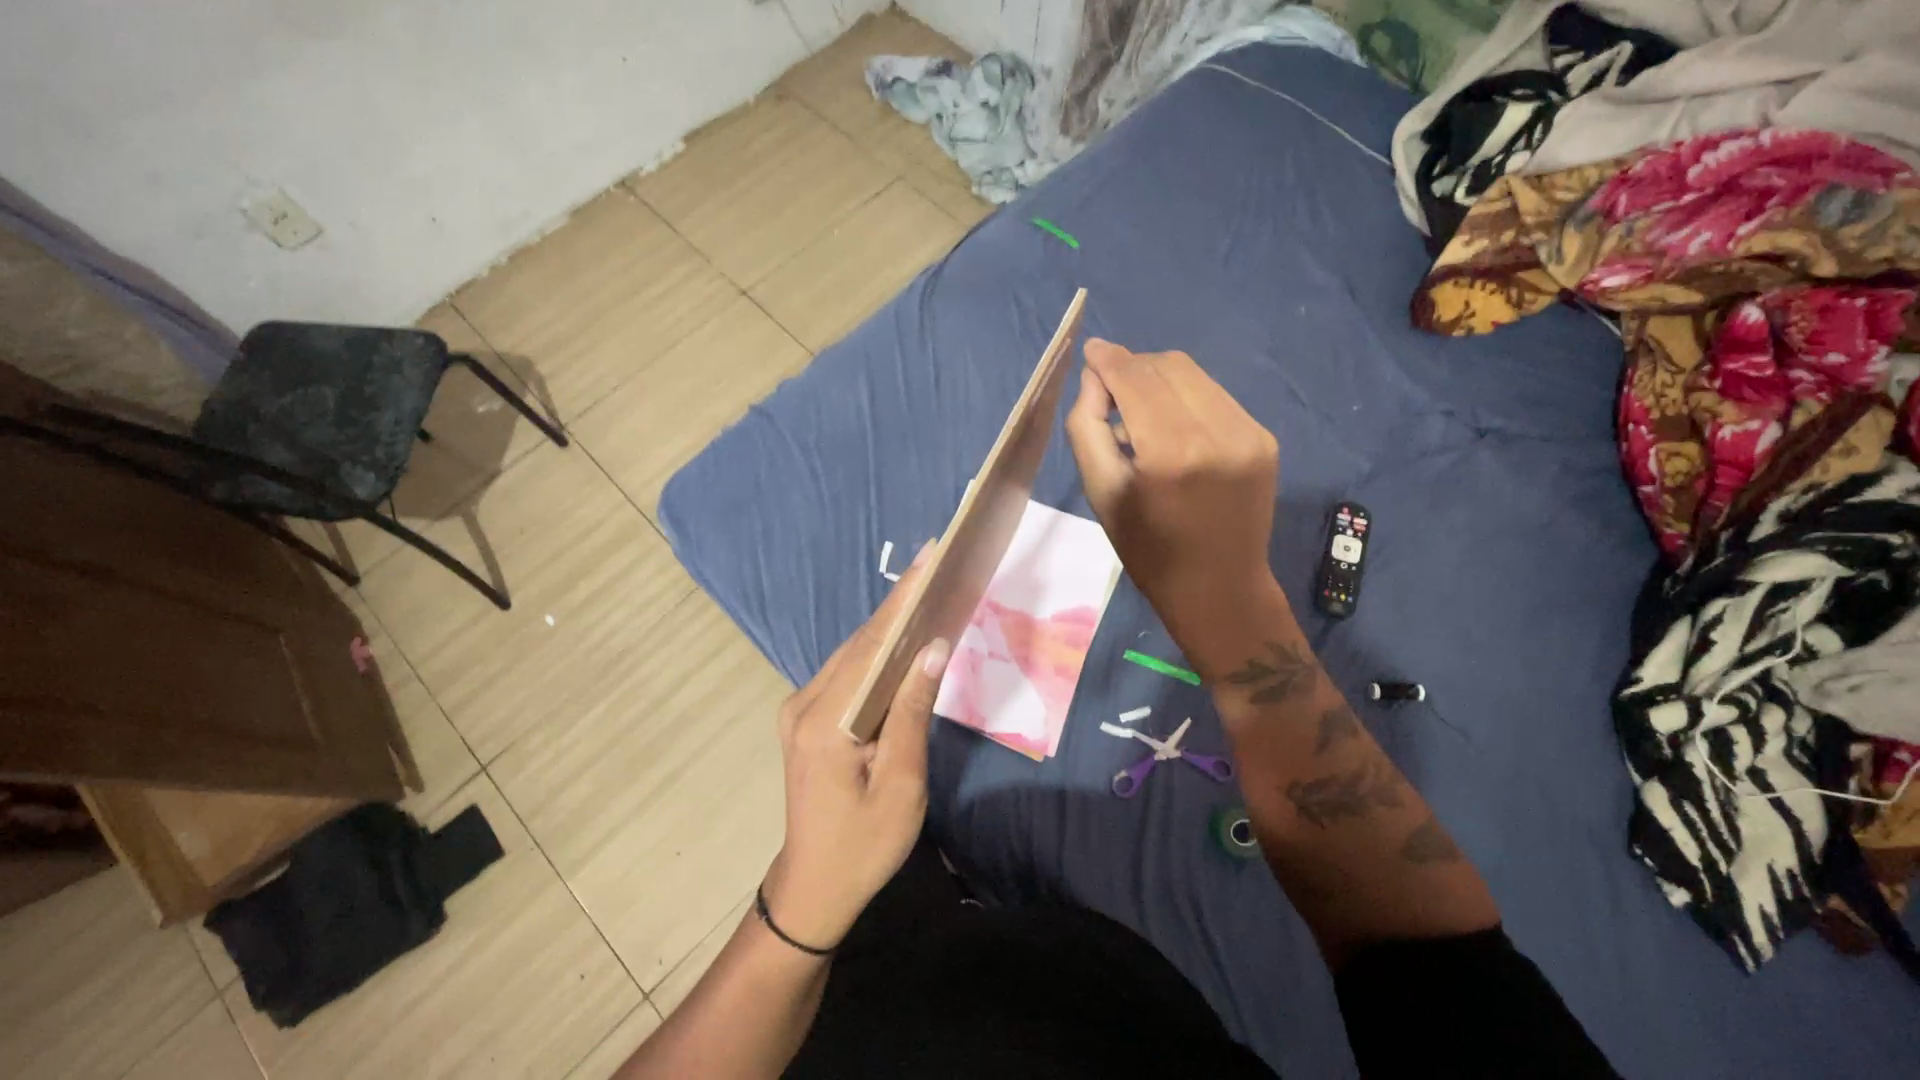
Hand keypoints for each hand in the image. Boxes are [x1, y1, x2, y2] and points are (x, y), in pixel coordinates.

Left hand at [762, 543, 951, 951]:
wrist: (815, 886)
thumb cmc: (865, 844)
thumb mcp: (902, 784)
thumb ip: (913, 713)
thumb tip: (932, 649)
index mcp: (824, 722)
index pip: (869, 648)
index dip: (901, 603)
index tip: (927, 559)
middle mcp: (803, 706)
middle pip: (857, 646)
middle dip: (897, 607)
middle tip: (934, 566)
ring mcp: (798, 712)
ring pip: (850, 657)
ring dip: (886, 629)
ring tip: (924, 593)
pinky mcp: (804, 720)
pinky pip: (844, 676)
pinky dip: (874, 655)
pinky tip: (900, 642)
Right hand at [1065, 339, 1282, 638]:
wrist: (1218, 588)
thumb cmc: (1148, 549)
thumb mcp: (1100, 492)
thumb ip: (1088, 426)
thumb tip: (1096, 379)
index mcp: (1169, 452)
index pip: (1135, 379)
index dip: (1109, 360)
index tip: (1092, 351)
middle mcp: (1215, 432)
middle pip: (1167, 366)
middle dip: (1133, 367)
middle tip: (1111, 390)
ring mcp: (1248, 433)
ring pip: (1195, 376)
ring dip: (1160, 380)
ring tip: (1141, 412)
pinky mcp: (1264, 439)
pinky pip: (1217, 397)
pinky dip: (1187, 400)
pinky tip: (1173, 428)